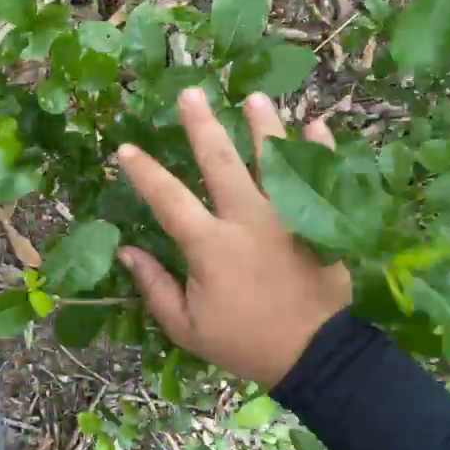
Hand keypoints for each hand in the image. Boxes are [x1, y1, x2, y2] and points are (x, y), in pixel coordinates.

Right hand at [115, 89, 352, 388]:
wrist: (315, 357)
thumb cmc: (243, 342)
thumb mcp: (186, 326)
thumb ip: (155, 286)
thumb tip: (127, 252)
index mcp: (211, 246)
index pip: (168, 199)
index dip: (144, 172)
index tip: (126, 149)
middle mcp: (249, 221)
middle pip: (222, 162)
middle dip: (202, 125)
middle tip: (191, 93)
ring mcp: (290, 218)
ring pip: (274, 161)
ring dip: (263, 126)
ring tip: (254, 97)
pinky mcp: (322, 224)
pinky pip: (323, 179)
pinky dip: (321, 151)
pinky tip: (315, 124)